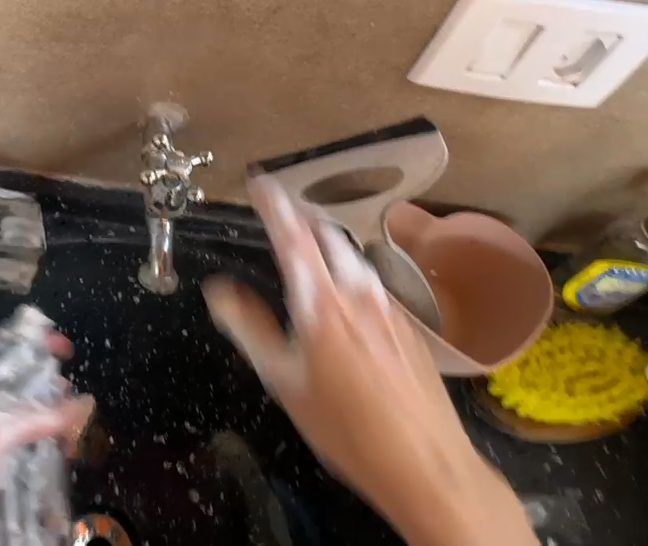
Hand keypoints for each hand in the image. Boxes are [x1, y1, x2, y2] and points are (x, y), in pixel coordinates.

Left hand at [0, 332, 94, 545]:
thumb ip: (33, 415)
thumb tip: (78, 404)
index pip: (5, 354)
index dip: (33, 343)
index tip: (62, 344)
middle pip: (24, 391)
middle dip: (52, 390)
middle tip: (74, 395)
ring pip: (33, 426)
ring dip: (57, 427)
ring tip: (75, 432)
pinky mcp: (3, 482)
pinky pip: (35, 462)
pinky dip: (54, 459)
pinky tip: (66, 460)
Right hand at [202, 179, 536, 545]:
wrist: (428, 466)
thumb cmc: (345, 427)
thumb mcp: (283, 380)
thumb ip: (248, 328)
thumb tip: (218, 291)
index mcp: (320, 302)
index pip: (291, 236)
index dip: (273, 204)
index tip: (259, 181)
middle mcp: (357, 294)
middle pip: (328, 236)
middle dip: (302, 216)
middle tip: (281, 212)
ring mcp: (390, 308)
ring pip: (355, 257)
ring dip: (328, 242)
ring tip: (310, 244)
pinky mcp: (411, 327)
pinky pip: (374, 281)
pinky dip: (351, 269)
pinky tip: (348, 290)